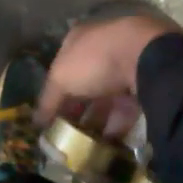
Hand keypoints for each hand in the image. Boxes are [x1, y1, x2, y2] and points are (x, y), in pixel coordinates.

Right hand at [36, 4, 182, 135]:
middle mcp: (103, 47)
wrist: (145, 57)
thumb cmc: (95, 59)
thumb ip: (48, 99)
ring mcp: (126, 63)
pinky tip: (107, 145)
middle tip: (68, 134)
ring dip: (97, 120)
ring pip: (106, 96)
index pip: (63, 65)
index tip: (51, 117)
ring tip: (85, 146)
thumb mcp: (61, 77)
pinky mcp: (145, 82)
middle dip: (77, 108)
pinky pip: (126, 108)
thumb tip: (36, 121)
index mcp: (81, 37)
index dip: (56, 92)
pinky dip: (116, 126)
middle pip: (85, 81)